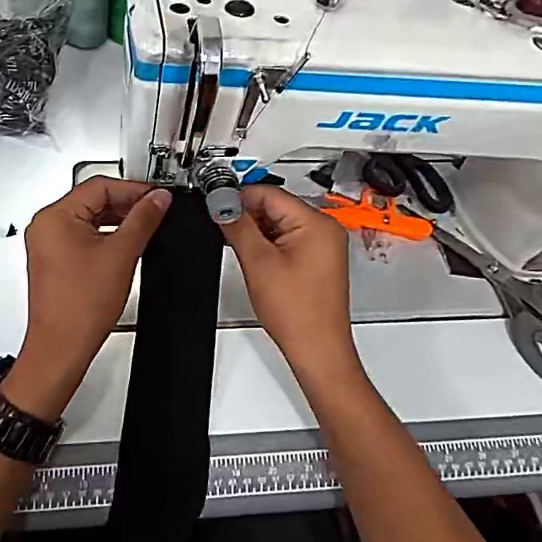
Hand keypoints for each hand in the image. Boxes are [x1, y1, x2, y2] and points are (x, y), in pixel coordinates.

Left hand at [7, 177, 171, 418]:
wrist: (62, 346)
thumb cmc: (78, 308)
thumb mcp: (121, 254)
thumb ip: (143, 220)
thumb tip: (157, 200)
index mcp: (55, 217)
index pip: (100, 186)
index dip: (133, 189)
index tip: (155, 196)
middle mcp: (46, 227)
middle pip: (93, 200)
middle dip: (126, 204)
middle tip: (154, 209)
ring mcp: (48, 244)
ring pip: (89, 218)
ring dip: (118, 220)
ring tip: (145, 227)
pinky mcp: (55, 260)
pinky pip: (83, 236)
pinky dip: (107, 236)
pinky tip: (126, 245)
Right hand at [221, 186, 359, 378]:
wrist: (316, 348)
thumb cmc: (299, 313)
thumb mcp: (258, 262)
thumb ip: (238, 226)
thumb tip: (222, 203)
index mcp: (316, 223)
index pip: (269, 193)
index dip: (239, 197)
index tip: (216, 202)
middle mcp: (324, 229)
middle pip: (275, 205)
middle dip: (246, 214)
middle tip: (221, 225)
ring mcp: (323, 244)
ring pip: (279, 222)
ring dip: (255, 230)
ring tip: (237, 245)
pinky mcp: (316, 259)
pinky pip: (287, 238)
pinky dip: (267, 243)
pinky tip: (252, 256)